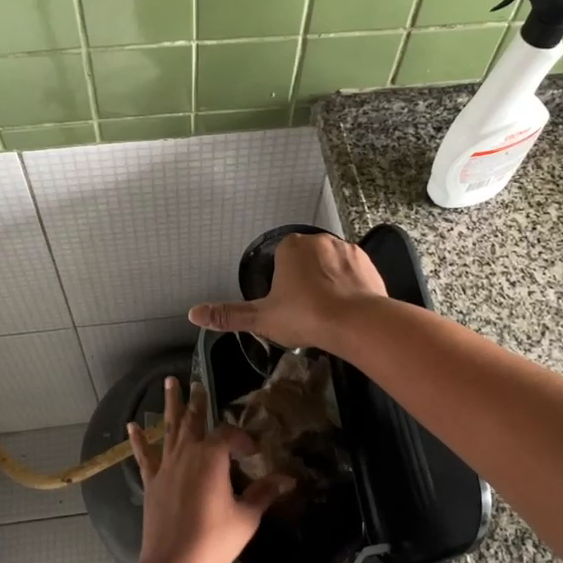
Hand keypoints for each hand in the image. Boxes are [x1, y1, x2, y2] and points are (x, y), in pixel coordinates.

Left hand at [126, 377, 291, 562]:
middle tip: (197, 382)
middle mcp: (187, 454)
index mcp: (212, 457)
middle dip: (198, 401)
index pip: (229, 435)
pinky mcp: (152, 482)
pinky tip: (131, 425)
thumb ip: (264, 494)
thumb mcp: (246, 517)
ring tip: (169, 382)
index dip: (243, 440)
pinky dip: (138, 440)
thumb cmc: (214, 540)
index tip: (253, 453)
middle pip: (194, 420)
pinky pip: (145, 455)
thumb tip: (288, 479)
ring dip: (171, 405)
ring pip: (169, 429)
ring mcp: (166, 466)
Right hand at [187, 234, 387, 350]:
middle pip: (306, 260)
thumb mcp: (262, 318)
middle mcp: (318, 239)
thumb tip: (193, 313)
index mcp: (290, 246)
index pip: (280, 259)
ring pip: (331, 265)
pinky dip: (350, 286)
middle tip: (307, 311)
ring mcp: (346, 249)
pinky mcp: (368, 263)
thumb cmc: (305, 316)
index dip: (282, 283)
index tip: (288, 305)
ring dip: (329, 282)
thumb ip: (228, 315)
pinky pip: (354, 272)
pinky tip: (348, 308)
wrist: (356, 323)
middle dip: (306, 280)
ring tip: (328, 311)